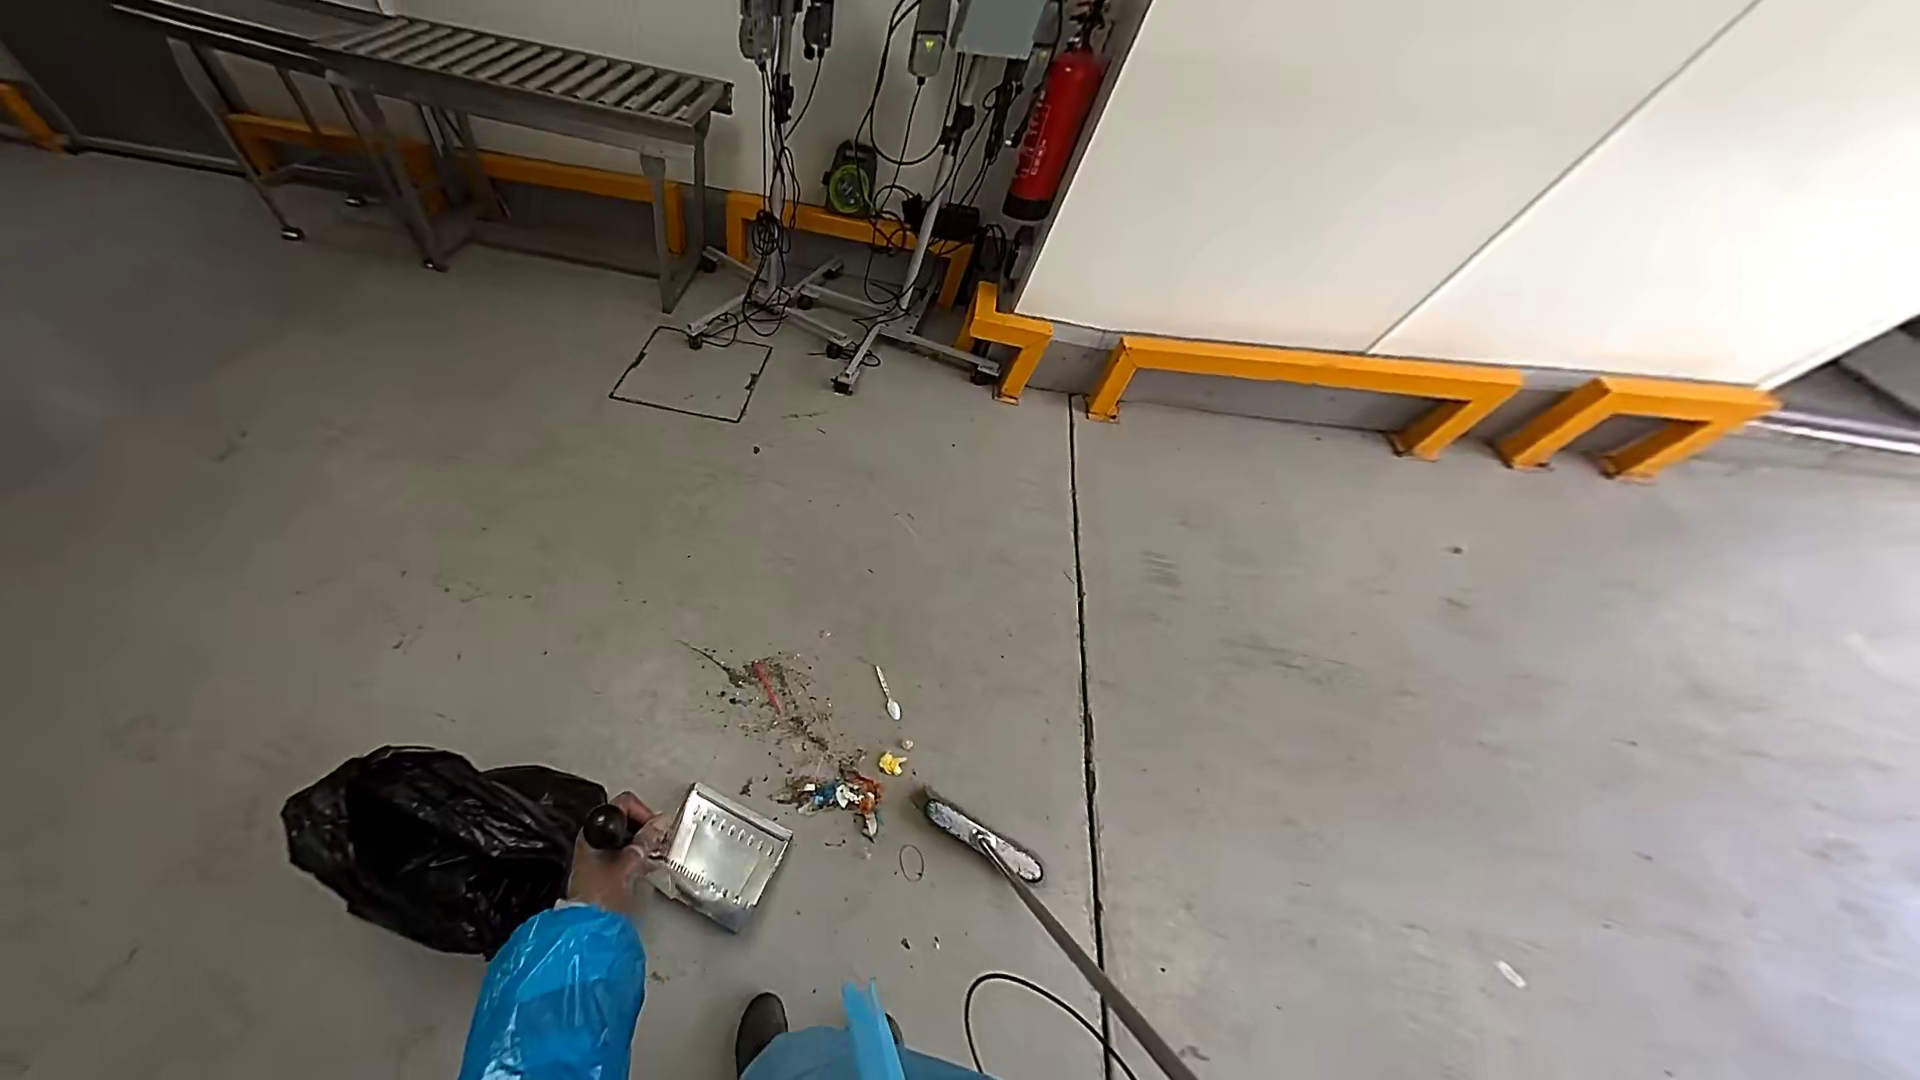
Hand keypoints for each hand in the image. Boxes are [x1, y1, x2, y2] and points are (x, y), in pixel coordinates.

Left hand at [568, 791, 667, 913]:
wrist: (587, 927)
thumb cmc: (601, 893)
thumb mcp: (630, 861)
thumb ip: (647, 838)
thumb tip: (662, 822)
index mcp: (594, 831)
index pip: (625, 803)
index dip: (644, 812)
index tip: (655, 828)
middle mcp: (592, 838)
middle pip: (626, 816)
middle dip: (646, 826)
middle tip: (657, 839)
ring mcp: (595, 852)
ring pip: (626, 833)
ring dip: (643, 840)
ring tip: (653, 852)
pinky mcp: (600, 866)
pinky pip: (623, 848)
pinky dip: (637, 850)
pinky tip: (644, 862)